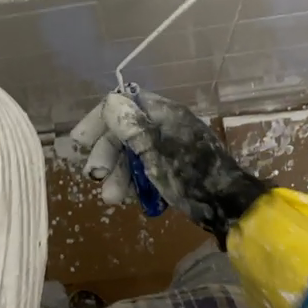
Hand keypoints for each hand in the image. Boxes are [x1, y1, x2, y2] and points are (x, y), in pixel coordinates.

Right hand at [66, 87, 269, 242]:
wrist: (229, 207)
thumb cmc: (191, 175)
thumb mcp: (155, 151)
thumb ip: (131, 126)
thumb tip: (110, 101)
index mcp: (164, 114)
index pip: (122, 104)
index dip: (98, 121)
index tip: (79, 142)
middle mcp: (165, 127)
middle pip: (123, 133)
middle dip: (106, 155)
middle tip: (95, 177)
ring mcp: (169, 150)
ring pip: (131, 157)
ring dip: (118, 176)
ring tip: (113, 199)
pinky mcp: (173, 172)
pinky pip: (144, 172)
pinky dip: (134, 184)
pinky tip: (131, 199)